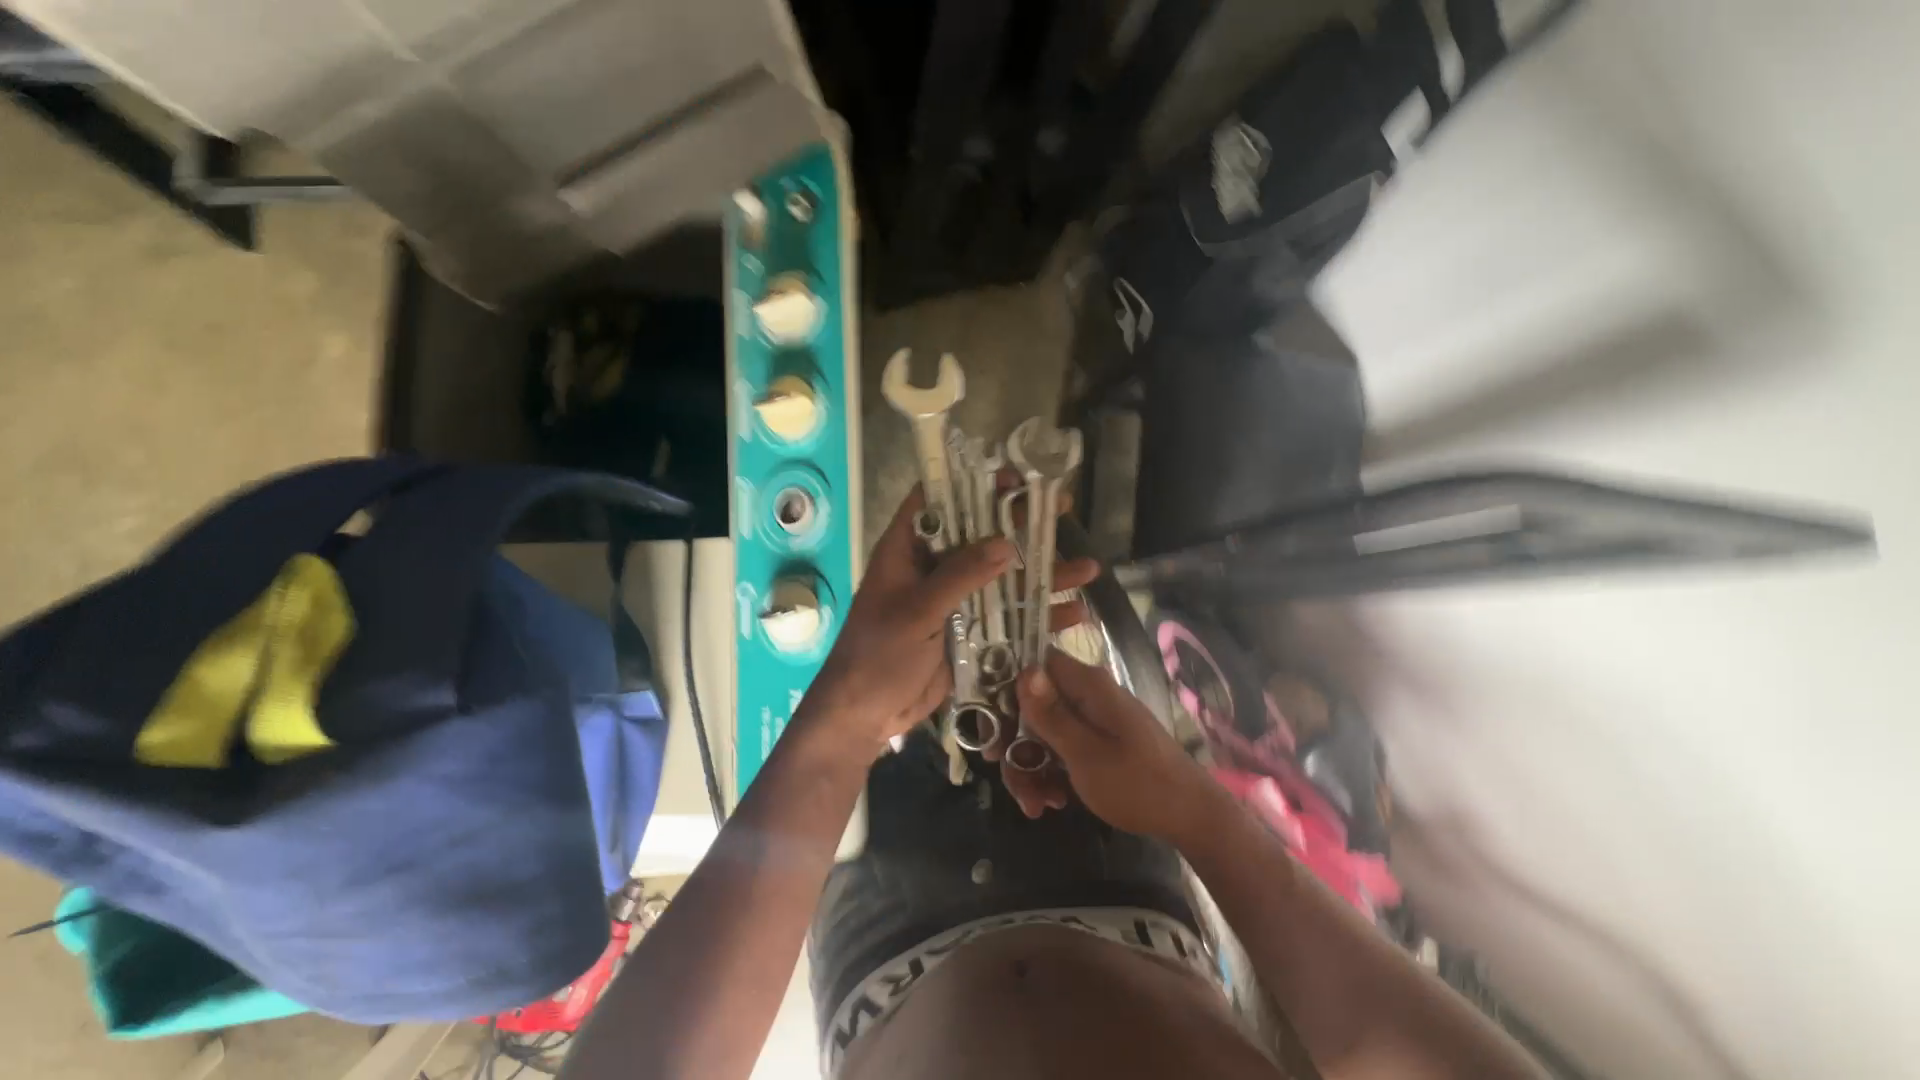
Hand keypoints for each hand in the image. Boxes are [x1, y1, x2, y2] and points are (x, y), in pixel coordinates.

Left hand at [795, 490, 1098, 757]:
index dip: (970, 484)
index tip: (1012, 476)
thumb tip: (1008, 544)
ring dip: (1042, 575)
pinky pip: (1008, 617)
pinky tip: (1074, 614)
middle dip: (1021, 524)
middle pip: (981, 536)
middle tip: (1061, 507)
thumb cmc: (878, 654)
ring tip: (1089, 568)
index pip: (937, 502)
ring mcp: (955, 602)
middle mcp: (933, 570)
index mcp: (907, 552)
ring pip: (1003, 579)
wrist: (866, 715)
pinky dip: (1038, 616)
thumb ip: (961, 576)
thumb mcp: (917, 611)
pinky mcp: (971, 633)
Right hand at [1013, 651, 1221, 840]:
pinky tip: (1052, 804)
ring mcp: (1095, 721)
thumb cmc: (1137, 783)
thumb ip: (1052, 714)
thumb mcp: (1085, 754)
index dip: (1006, 689)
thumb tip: (1023, 670)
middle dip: (1016, 744)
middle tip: (1010, 778)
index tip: (988, 724)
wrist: (1190, 817)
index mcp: (1088, 687)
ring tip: (1036, 805)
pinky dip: (1051, 775)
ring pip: (1043, 733)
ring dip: (1032, 768)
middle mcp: (1089, 696)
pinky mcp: (1100, 744)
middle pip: (1033, 706)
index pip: (1035, 664)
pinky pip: (1062, 750)